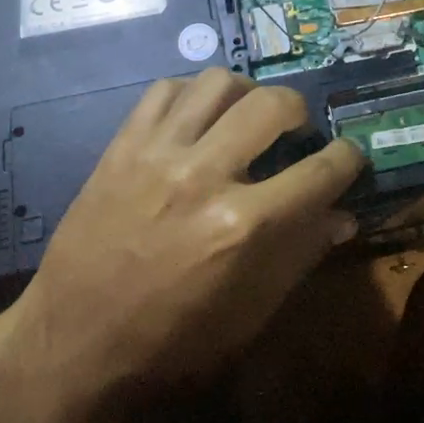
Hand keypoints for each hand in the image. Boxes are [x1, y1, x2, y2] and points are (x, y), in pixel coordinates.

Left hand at [0, 68, 363, 422]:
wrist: (74, 341)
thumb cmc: (171, 339)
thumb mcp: (248, 313)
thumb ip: (300, 255)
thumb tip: (344, 216)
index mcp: (243, 226)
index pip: (320, 170)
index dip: (347, 159)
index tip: (349, 157)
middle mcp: (204, 174)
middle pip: (272, 104)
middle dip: (299, 112)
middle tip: (295, 133)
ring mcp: (158, 153)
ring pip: (217, 82)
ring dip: (245, 93)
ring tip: (246, 115)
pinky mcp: (122, 145)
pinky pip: (164, 89)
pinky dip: (190, 94)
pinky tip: (196, 117)